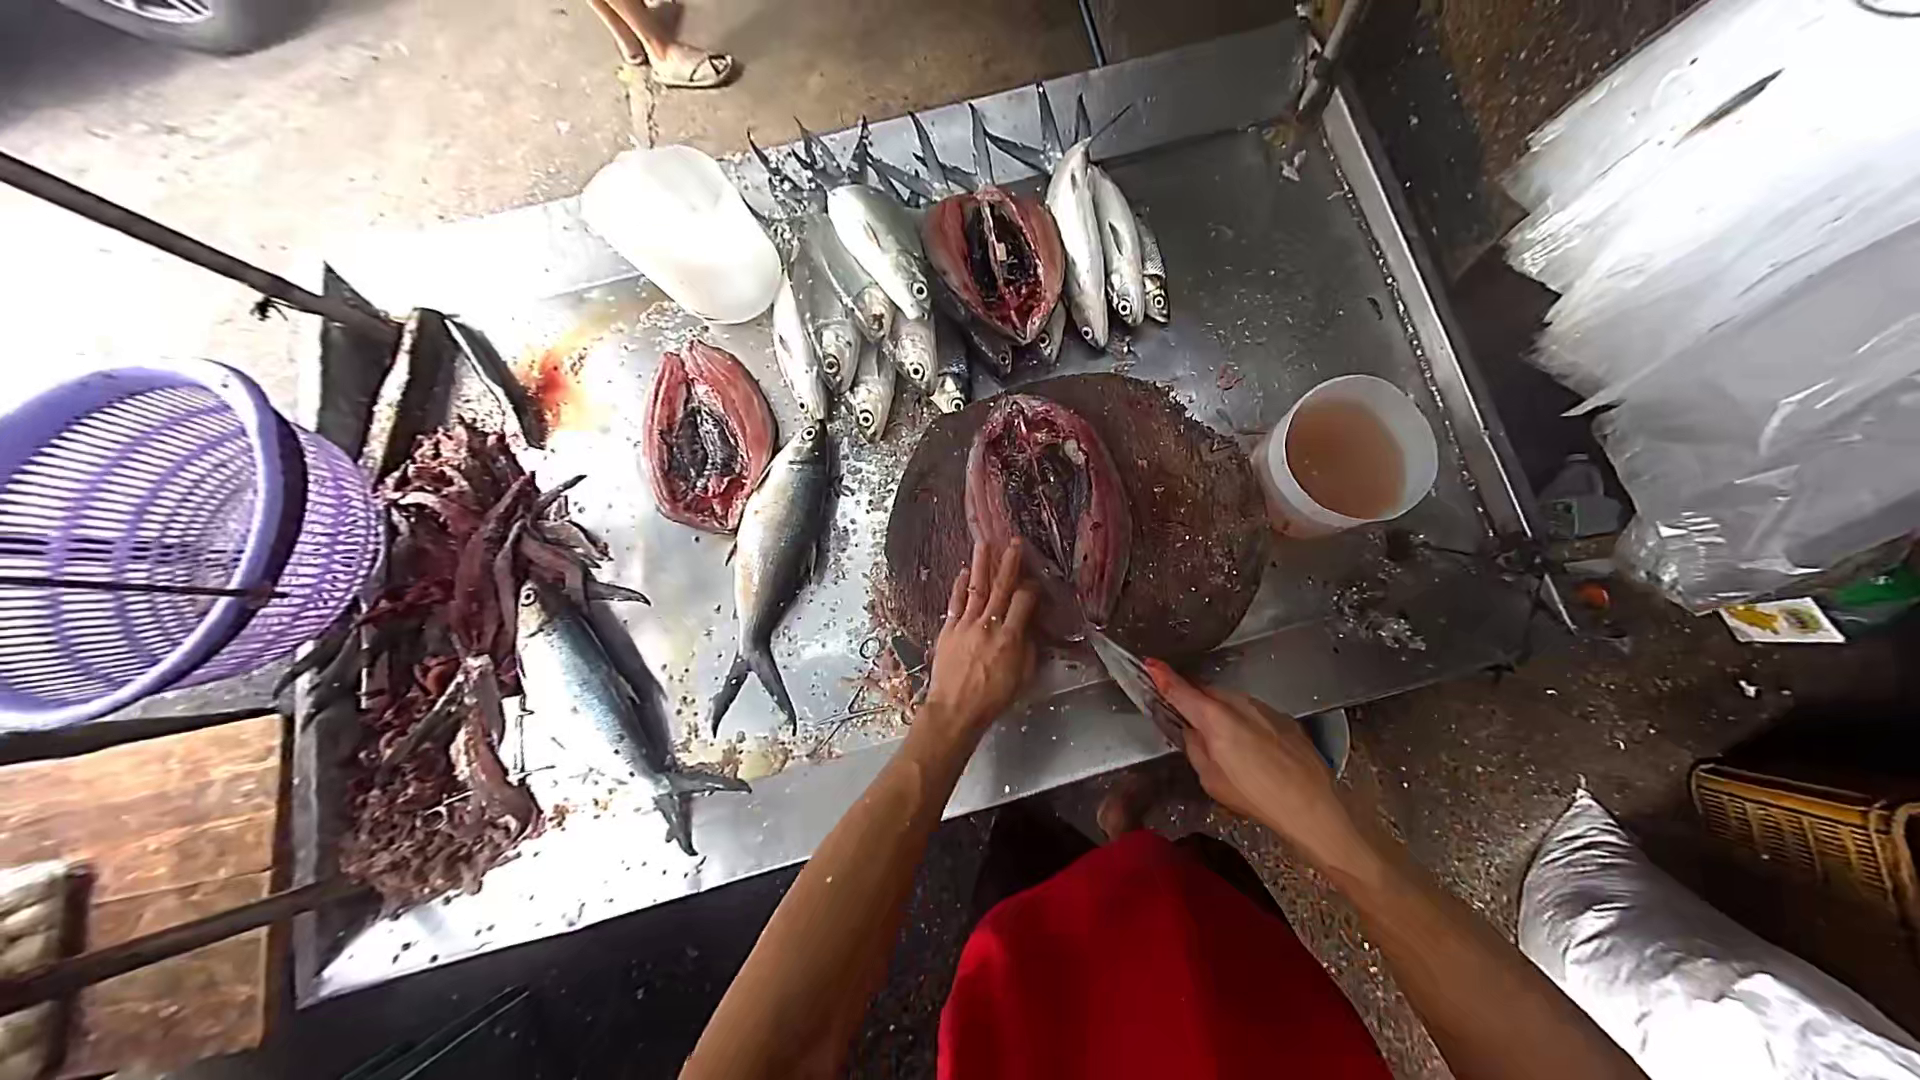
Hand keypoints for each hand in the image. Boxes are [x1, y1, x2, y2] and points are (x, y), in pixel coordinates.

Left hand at [923, 540, 1037, 735]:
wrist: (955, 709)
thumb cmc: (992, 698)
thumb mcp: (1022, 676)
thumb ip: (1028, 648)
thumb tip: (1028, 628)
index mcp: (1010, 636)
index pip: (1023, 601)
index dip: (1031, 588)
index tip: (1034, 581)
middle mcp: (989, 624)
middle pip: (1001, 587)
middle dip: (1009, 563)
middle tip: (1013, 542)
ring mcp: (966, 624)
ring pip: (977, 588)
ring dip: (982, 564)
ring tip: (984, 543)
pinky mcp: (949, 629)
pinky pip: (956, 602)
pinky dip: (960, 586)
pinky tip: (964, 572)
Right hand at [1147, 661, 1366, 871]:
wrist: (1313, 809)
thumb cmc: (1257, 797)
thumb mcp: (1210, 778)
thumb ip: (1195, 747)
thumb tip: (1193, 732)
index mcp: (1214, 718)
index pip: (1180, 689)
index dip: (1162, 675)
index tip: (1151, 665)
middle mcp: (1239, 704)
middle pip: (1205, 693)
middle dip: (1193, 701)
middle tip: (1188, 722)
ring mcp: (1264, 708)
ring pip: (1230, 701)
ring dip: (1220, 713)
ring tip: (1225, 744)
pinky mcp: (1284, 719)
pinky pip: (1252, 712)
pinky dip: (1244, 722)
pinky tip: (1252, 750)